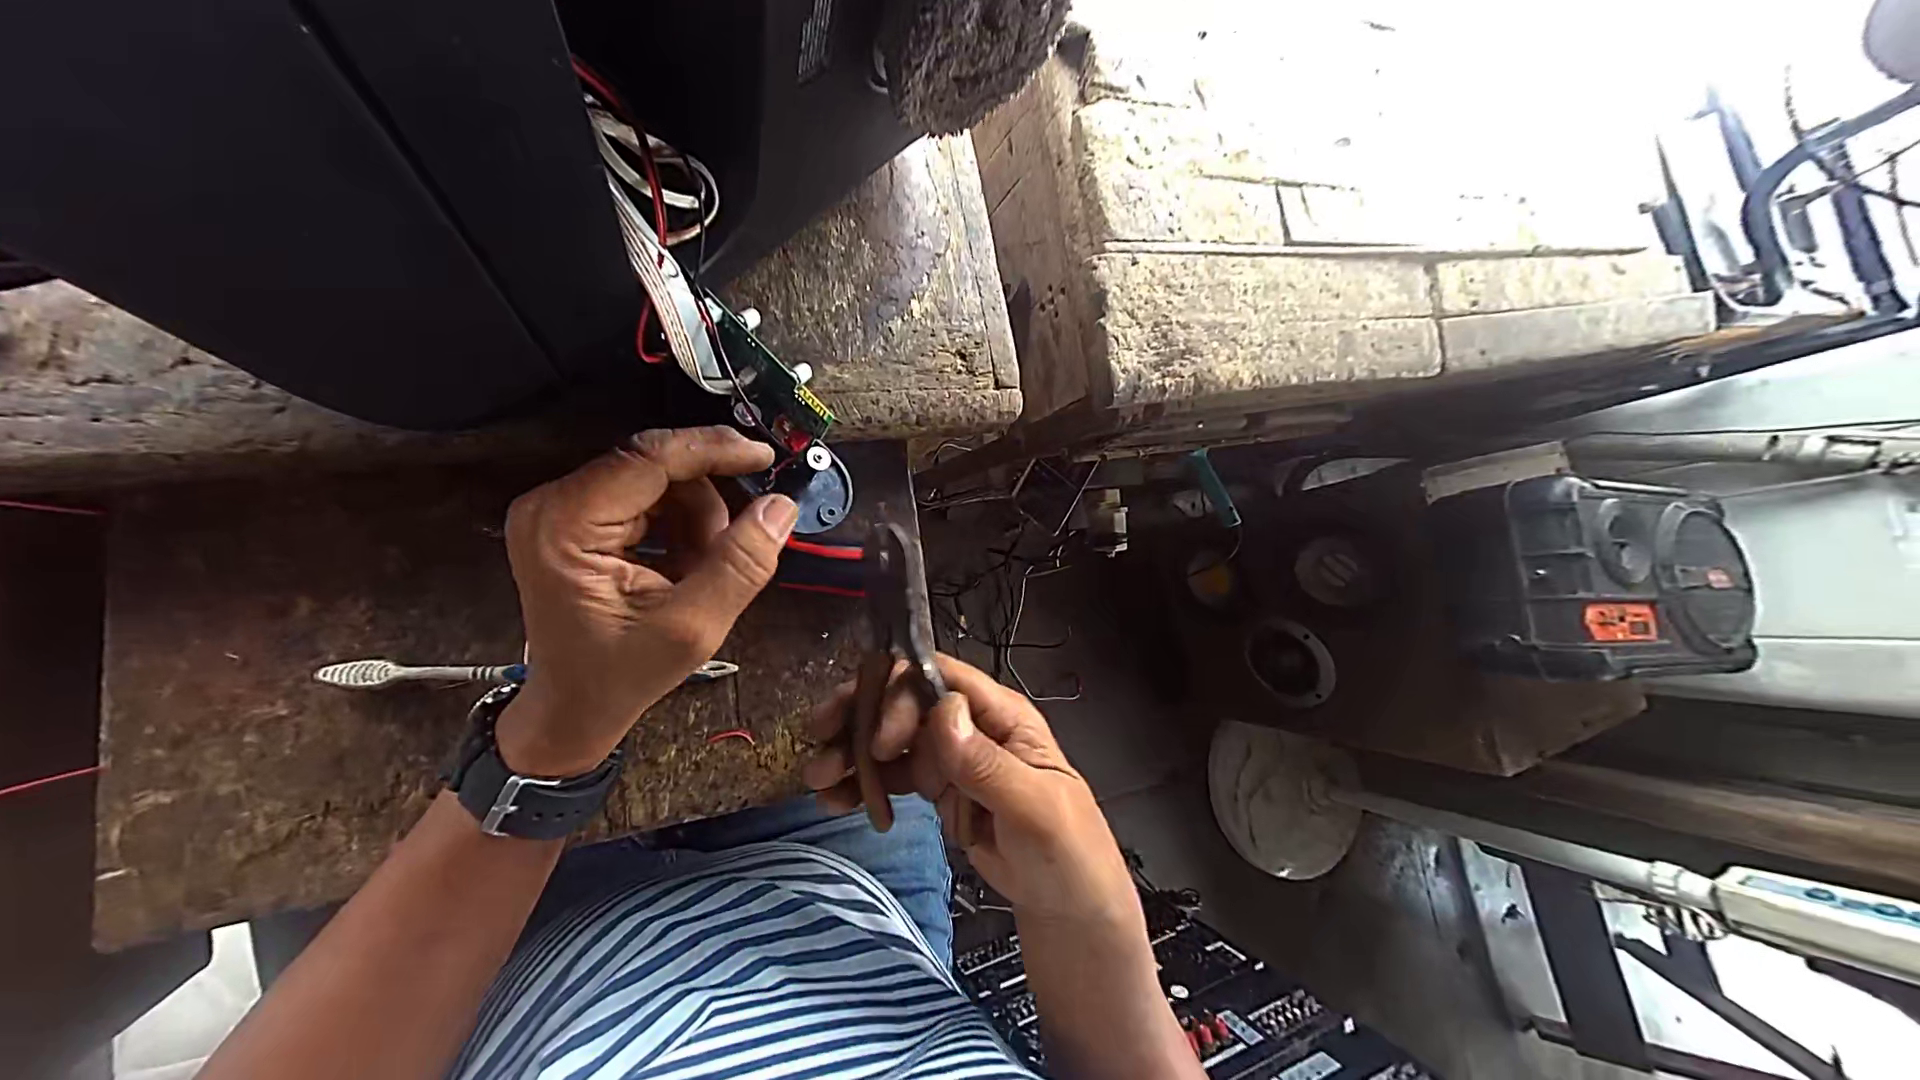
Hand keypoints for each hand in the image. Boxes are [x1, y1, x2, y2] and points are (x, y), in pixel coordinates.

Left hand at [495, 426, 798, 776]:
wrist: (574, 707)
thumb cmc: (618, 675)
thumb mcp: (693, 626)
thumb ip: (741, 564)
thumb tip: (780, 508)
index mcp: (566, 526)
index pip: (649, 458)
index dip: (713, 450)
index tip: (763, 457)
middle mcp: (554, 505)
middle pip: (658, 468)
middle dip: (707, 504)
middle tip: (730, 547)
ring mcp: (564, 510)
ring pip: (662, 484)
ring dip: (698, 521)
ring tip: (699, 572)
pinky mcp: (580, 519)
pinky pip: (652, 499)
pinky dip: (682, 528)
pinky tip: (684, 567)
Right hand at [803, 654, 1137, 927]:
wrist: (1068, 905)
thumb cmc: (1067, 851)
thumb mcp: (1035, 809)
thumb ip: (988, 765)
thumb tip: (944, 713)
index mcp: (1001, 715)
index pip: (942, 680)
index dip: (901, 694)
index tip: (877, 738)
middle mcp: (970, 725)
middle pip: (906, 701)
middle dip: (862, 716)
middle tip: (821, 739)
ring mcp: (951, 756)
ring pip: (892, 737)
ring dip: (852, 751)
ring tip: (818, 779)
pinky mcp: (938, 787)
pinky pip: (893, 775)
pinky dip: (863, 783)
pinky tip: (836, 799)